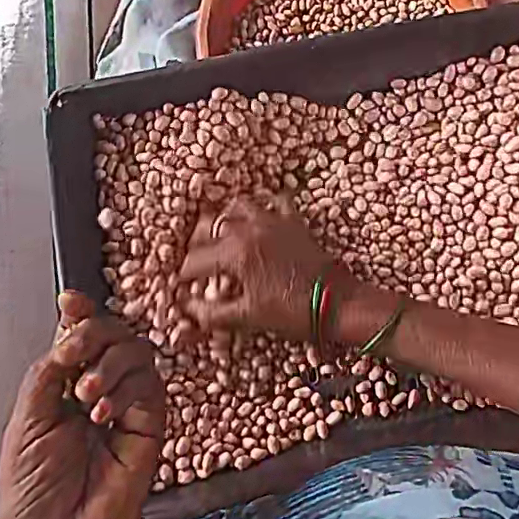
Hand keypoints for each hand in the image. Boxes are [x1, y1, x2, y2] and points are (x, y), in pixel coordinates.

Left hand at [0, 292, 165, 518]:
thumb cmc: (33, 490)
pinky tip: (103, 415)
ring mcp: (129, 404)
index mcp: (67, 383)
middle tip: (73, 355)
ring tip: (85, 396)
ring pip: (137, 351)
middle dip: (95, 333)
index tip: (70, 300)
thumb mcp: (26, 421)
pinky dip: (126, 390)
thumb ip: (49, 370)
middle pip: (114, 333)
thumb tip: (68, 325)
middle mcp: (101, 387)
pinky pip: (150, 385)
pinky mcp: (151, 423)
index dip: (80, 313)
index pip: (81, 334)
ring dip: (109, 364)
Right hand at [177, 194, 330, 338]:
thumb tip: (188, 310)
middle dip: (197, 244)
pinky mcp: (293, 222)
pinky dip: (264, 206)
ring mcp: (273, 221)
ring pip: (239, 206)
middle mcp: (250, 229)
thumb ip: (212, 313)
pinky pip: (275, 202)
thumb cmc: (292, 312)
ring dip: (226, 219)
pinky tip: (260, 219)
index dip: (184, 276)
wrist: (337, 303)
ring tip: (222, 236)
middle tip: (196, 262)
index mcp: (235, 253)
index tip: (182, 286)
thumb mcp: (248, 316)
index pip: (194, 261)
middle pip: (210, 226)